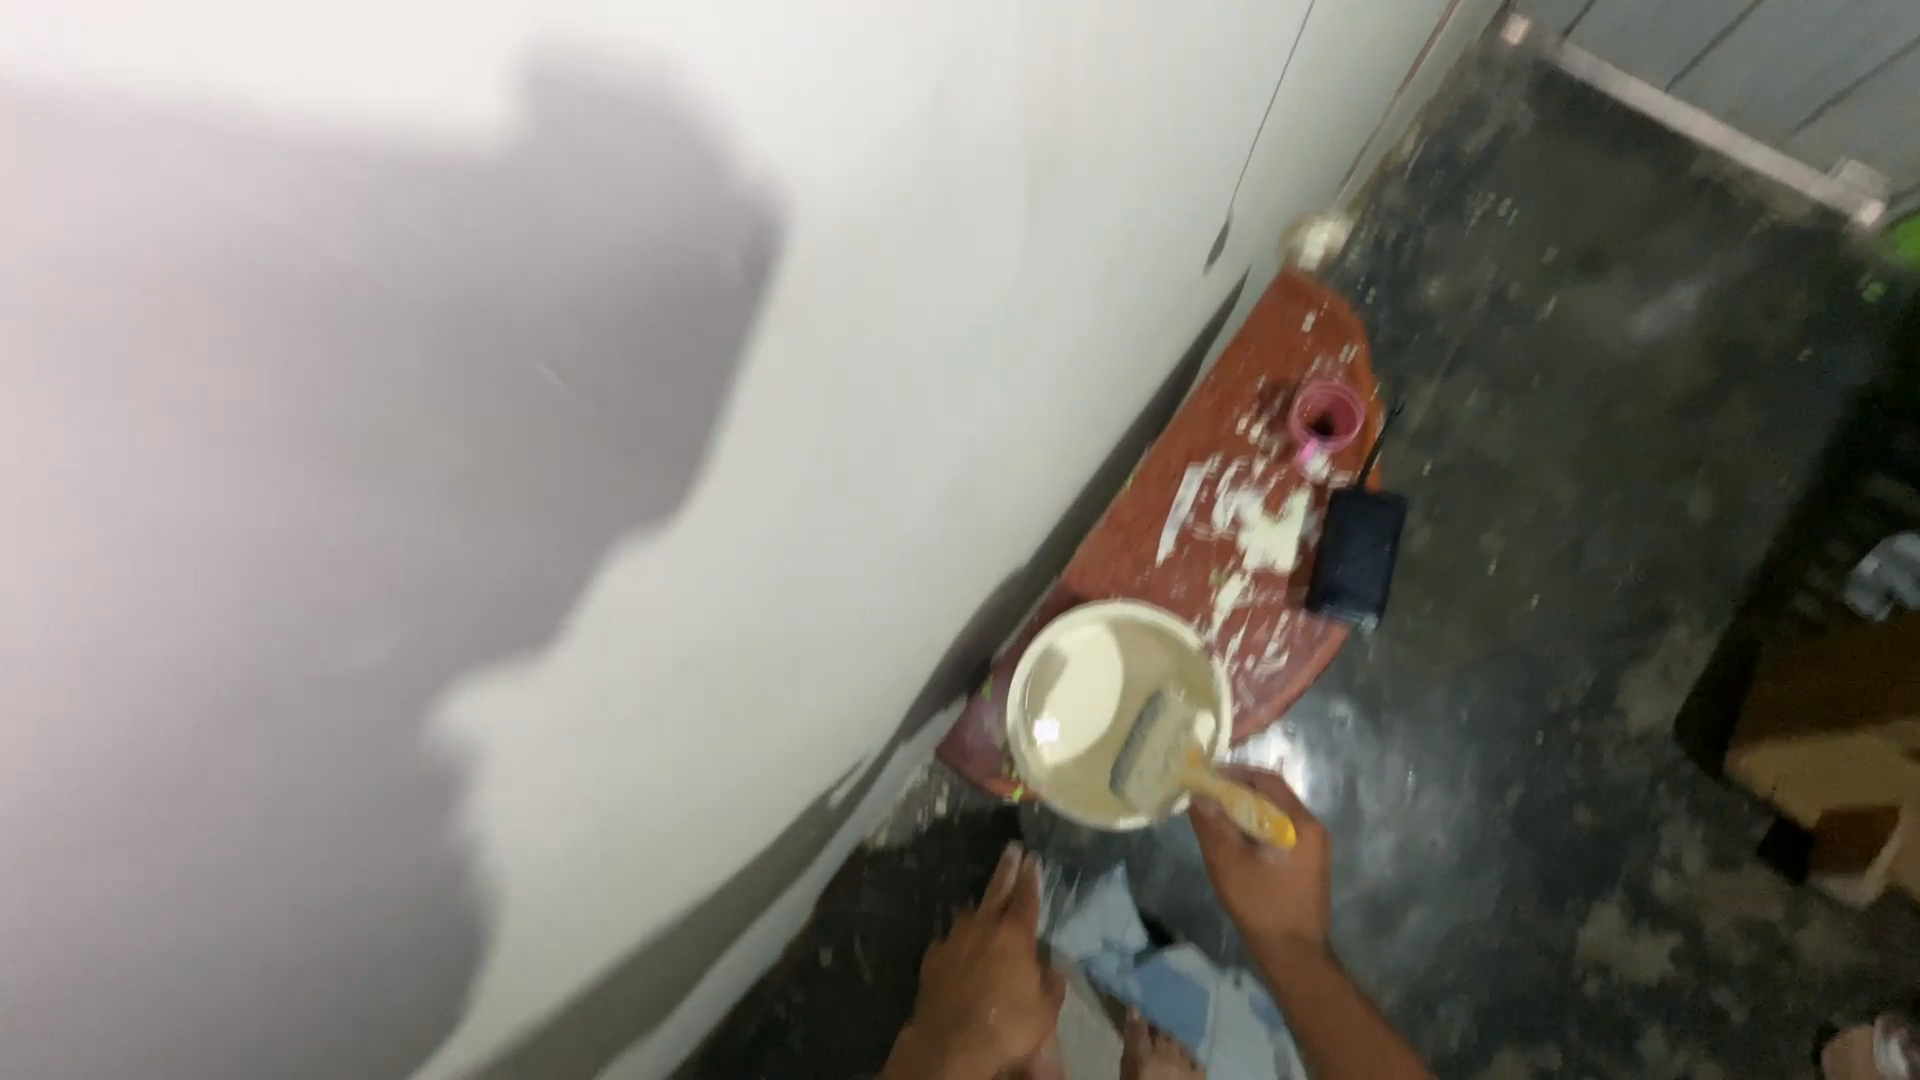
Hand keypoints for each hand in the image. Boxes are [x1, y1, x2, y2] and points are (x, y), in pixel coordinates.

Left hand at [884, 842, 1066, 1078]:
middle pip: (997, 889)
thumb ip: (1051, 986)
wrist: (952, 1041)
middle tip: (1011, 848)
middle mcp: (984, 926)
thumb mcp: (1044, 1012)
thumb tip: (1054, 970)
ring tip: (983, 906)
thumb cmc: (1006, 1025)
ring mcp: (955, 938)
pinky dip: (957, 941)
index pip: (1027, 896)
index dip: (1032, 876)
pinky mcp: (933, 955)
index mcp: (1015, 935)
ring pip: (969, 914)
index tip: (1034, 856)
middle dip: (1006, 868)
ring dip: (979, 908)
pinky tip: (957, 948)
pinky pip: (949, 941)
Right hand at [1187, 766, 1330, 955]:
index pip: (1267, 781)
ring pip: (1273, 813)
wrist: (1294, 956)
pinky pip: (1277, 830)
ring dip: (1244, 809)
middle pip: (1272, 795)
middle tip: (1206, 794)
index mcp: (1301, 824)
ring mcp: (1312, 847)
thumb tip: (1198, 793)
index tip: (1207, 776)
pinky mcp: (1305, 862)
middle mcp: (1312, 829)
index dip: (1236, 773)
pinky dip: (1253, 826)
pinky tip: (1232, 838)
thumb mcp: (1228, 861)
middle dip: (1237, 791)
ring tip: (1214, 814)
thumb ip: (1212, 823)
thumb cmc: (1262, 905)